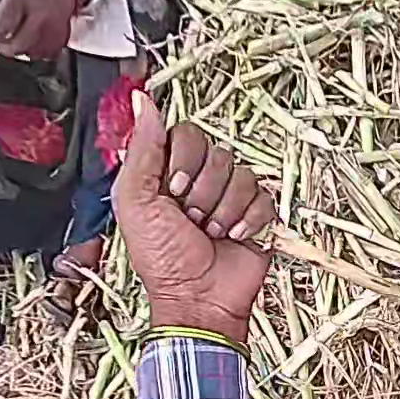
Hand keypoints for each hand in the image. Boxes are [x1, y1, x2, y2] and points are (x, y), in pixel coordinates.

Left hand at [115, 94, 277, 342]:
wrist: (198, 299)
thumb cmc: (162, 259)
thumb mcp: (135, 202)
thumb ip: (142, 149)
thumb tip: (142, 98)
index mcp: (169, 173)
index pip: (187, 135)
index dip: (184, 162)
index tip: (174, 193)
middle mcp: (202, 182)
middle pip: (217, 153)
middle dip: (203, 193)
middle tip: (192, 220)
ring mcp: (233, 199)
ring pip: (242, 176)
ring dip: (224, 210)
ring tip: (212, 234)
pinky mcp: (259, 217)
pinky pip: (264, 198)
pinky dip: (249, 220)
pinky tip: (235, 238)